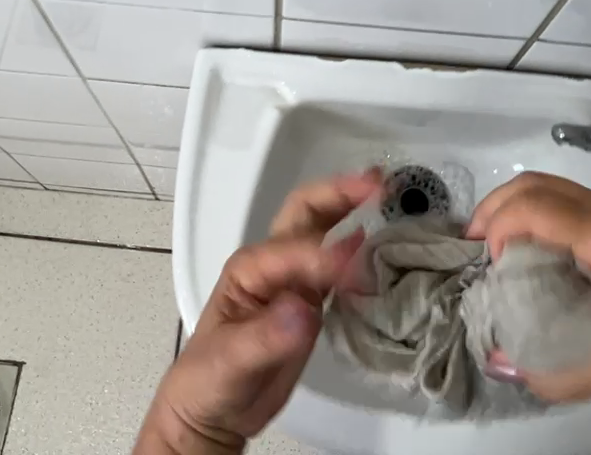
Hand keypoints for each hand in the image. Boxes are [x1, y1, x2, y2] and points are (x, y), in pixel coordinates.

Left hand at [139, 168, 382, 453]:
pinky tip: (376, 240)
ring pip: (322, 228)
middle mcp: (273, 263)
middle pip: (306, 212)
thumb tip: (305, 311)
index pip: (293, 250)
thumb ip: (266, 335)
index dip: (325, 255)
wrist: (214, 409)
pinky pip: (336, 264)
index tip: (357, 266)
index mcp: (249, 267)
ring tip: (381, 191)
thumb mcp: (229, 360)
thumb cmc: (209, 378)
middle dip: (338, 192)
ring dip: (349, 205)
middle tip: (375, 182)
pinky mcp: (310, 300)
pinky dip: (357, 246)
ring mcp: (293, 279)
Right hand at [465, 172, 590, 406]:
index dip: (498, 226)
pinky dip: (538, 214)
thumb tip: (500, 364)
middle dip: (496, 206)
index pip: (534, 207)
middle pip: (536, 184)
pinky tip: (533, 251)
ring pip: (552, 187)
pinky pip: (569, 202)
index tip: (484, 264)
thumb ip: (554, 371)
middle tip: (472, 244)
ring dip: (516, 207)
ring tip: (494, 246)